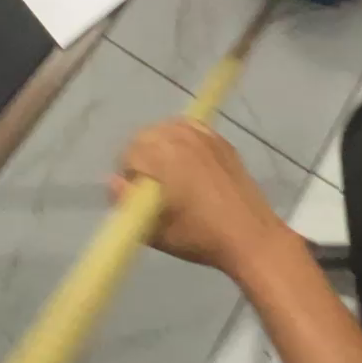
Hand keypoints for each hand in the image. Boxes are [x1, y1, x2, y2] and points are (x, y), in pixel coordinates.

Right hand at [111, 119, 293, 278]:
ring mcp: (203, 135)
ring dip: (160, 145)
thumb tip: (112, 182)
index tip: (137, 196)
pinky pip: (190, 127)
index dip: (128, 175)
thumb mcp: (156, 230)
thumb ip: (128, 204)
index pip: (129, 154)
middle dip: (141, 156)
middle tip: (150, 185)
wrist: (249, 234)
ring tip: (168, 171)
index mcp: (163, 158)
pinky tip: (187, 158)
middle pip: (145, 136)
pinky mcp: (220, 140)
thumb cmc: (199, 236)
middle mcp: (180, 138)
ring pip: (167, 128)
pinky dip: (182, 137)